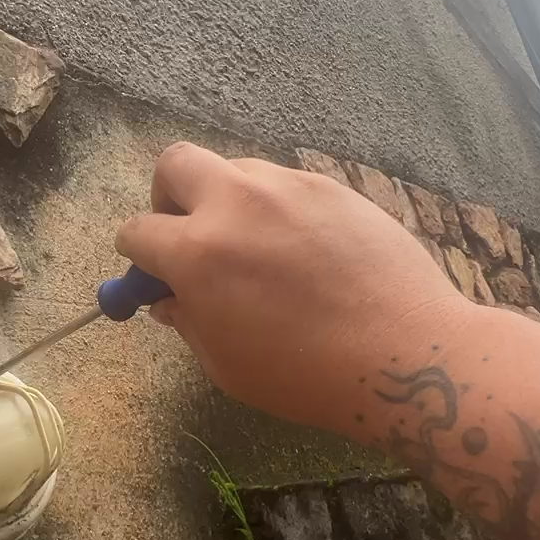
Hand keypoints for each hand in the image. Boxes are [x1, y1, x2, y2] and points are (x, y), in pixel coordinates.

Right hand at [116, 142, 473, 435]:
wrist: (403, 354)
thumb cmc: (303, 375)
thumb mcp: (224, 363)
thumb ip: (185, 320)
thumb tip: (166, 297)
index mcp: (197, 252)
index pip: (138, 231)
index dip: (136, 254)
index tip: (148, 269)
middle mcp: (235, 203)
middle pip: (175, 164)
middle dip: (167, 197)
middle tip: (188, 234)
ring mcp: (287, 187)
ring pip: (234, 169)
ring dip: (226, 201)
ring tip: (257, 248)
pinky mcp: (331, 185)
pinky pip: (283, 184)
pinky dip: (275, 209)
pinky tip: (303, 250)